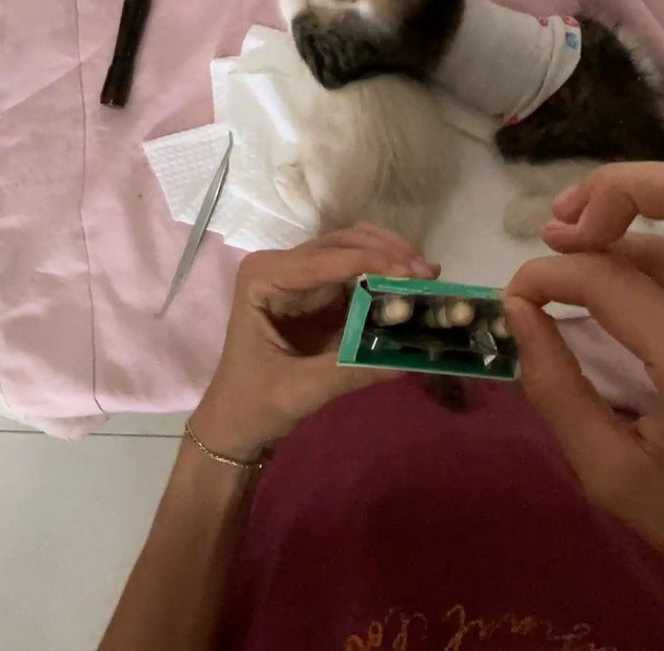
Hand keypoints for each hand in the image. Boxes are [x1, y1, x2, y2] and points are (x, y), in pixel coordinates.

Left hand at [192, 225, 439, 462]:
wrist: (236, 420)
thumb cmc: (255, 403)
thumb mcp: (300, 391)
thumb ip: (348, 371)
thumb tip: (403, 362)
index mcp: (264, 278)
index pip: (323, 259)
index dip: (369, 261)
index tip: (411, 272)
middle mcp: (280, 265)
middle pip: (341, 243)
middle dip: (386, 253)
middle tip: (427, 272)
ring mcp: (299, 274)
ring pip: (351, 247)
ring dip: (389, 254)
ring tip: (427, 272)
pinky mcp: (317, 290)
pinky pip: (355, 267)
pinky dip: (384, 269)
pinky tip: (411, 279)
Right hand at [503, 163, 663, 650]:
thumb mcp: (615, 479)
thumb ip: (557, 389)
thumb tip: (518, 310)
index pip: (617, 280)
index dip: (552, 274)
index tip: (516, 296)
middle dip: (624, 185)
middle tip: (565, 221)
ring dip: (635, 199)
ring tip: (567, 227)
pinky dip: (645, 235)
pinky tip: (601, 261)